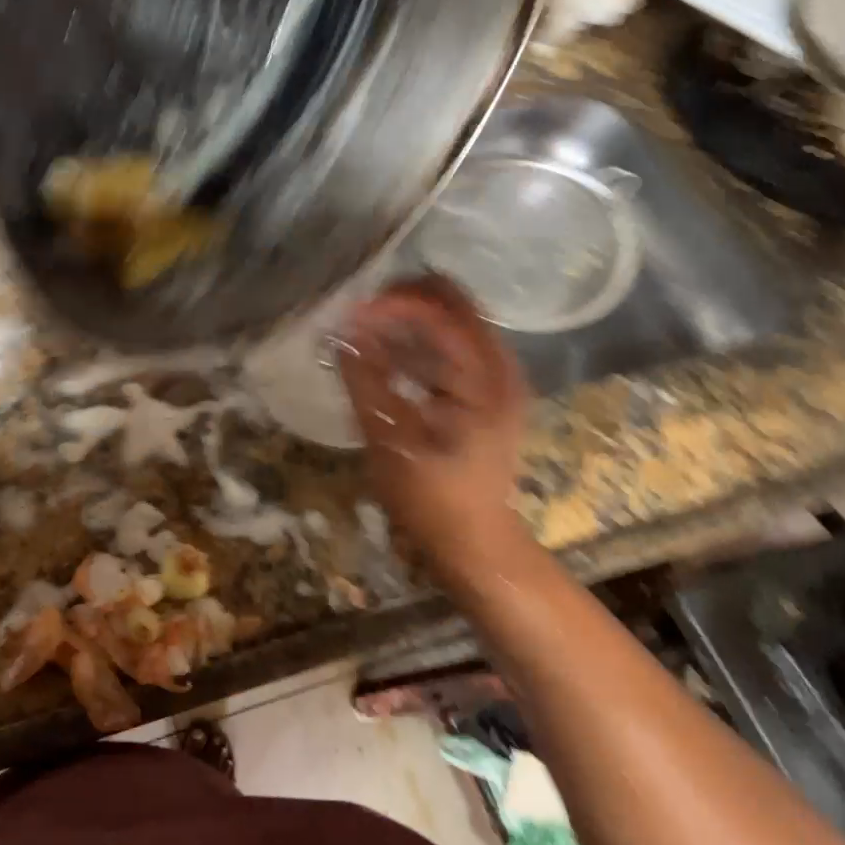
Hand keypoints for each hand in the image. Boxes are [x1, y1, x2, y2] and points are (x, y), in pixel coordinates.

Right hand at [334, 276, 532, 572]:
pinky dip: (422, 344)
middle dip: (405, 301)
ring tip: (367, 332)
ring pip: (456, 323)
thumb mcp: (389, 438)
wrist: (475, 542)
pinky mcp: (490, 394)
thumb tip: (344, 331)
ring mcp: (500, 380)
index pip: (441, 312)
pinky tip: (389, 358)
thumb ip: (367, 379)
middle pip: (455, 305)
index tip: (351, 313)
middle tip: (360, 314)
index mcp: (483, 378)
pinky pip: (456, 349)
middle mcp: (501, 369)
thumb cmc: (430, 496)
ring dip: (412, 320)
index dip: (393, 304)